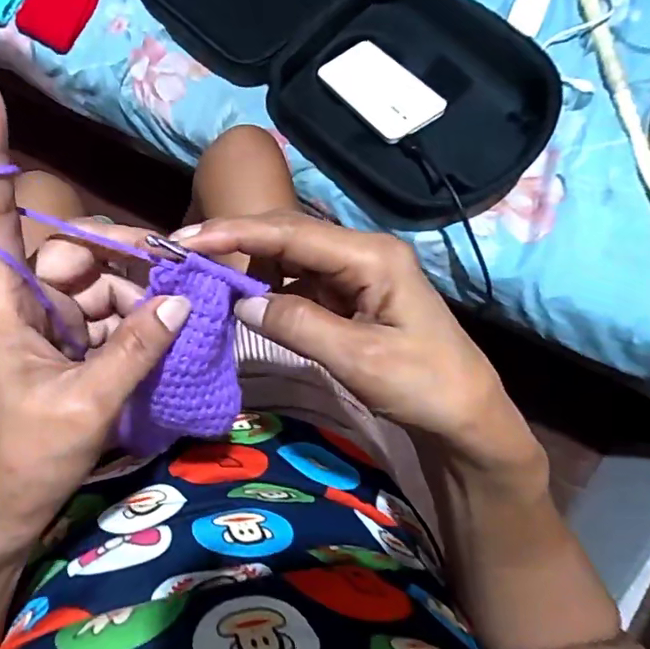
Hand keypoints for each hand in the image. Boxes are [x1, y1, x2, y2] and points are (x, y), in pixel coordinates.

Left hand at [0, 68, 188, 550]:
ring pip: (96, 276)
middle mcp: (17, 298)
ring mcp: (42, 317)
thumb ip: (136, 348)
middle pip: (70, 246)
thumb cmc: (32, 457)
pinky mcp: (64, 336)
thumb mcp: (89, 404)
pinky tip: (162, 330)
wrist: (15, 504)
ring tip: (172, 318)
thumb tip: (180, 297)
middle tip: (179, 268)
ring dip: (137, 294)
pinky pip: (105, 307)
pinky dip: (135, 316)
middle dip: (123, 256)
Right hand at [175, 211, 534, 469]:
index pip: (290, 233)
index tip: (188, 241)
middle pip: (286, 234)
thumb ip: (298, 325)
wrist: (466, 416)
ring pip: (288, 254)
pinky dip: (265, 284)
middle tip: (183, 252)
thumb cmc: (424, 385)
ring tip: (204, 273)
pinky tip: (242, 295)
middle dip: (234, 239)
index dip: (236, 232)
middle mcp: (361, 252)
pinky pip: (297, 279)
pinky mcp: (347, 293)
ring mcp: (354, 272)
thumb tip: (240, 300)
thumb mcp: (359, 359)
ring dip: (247, 261)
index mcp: (370, 257)